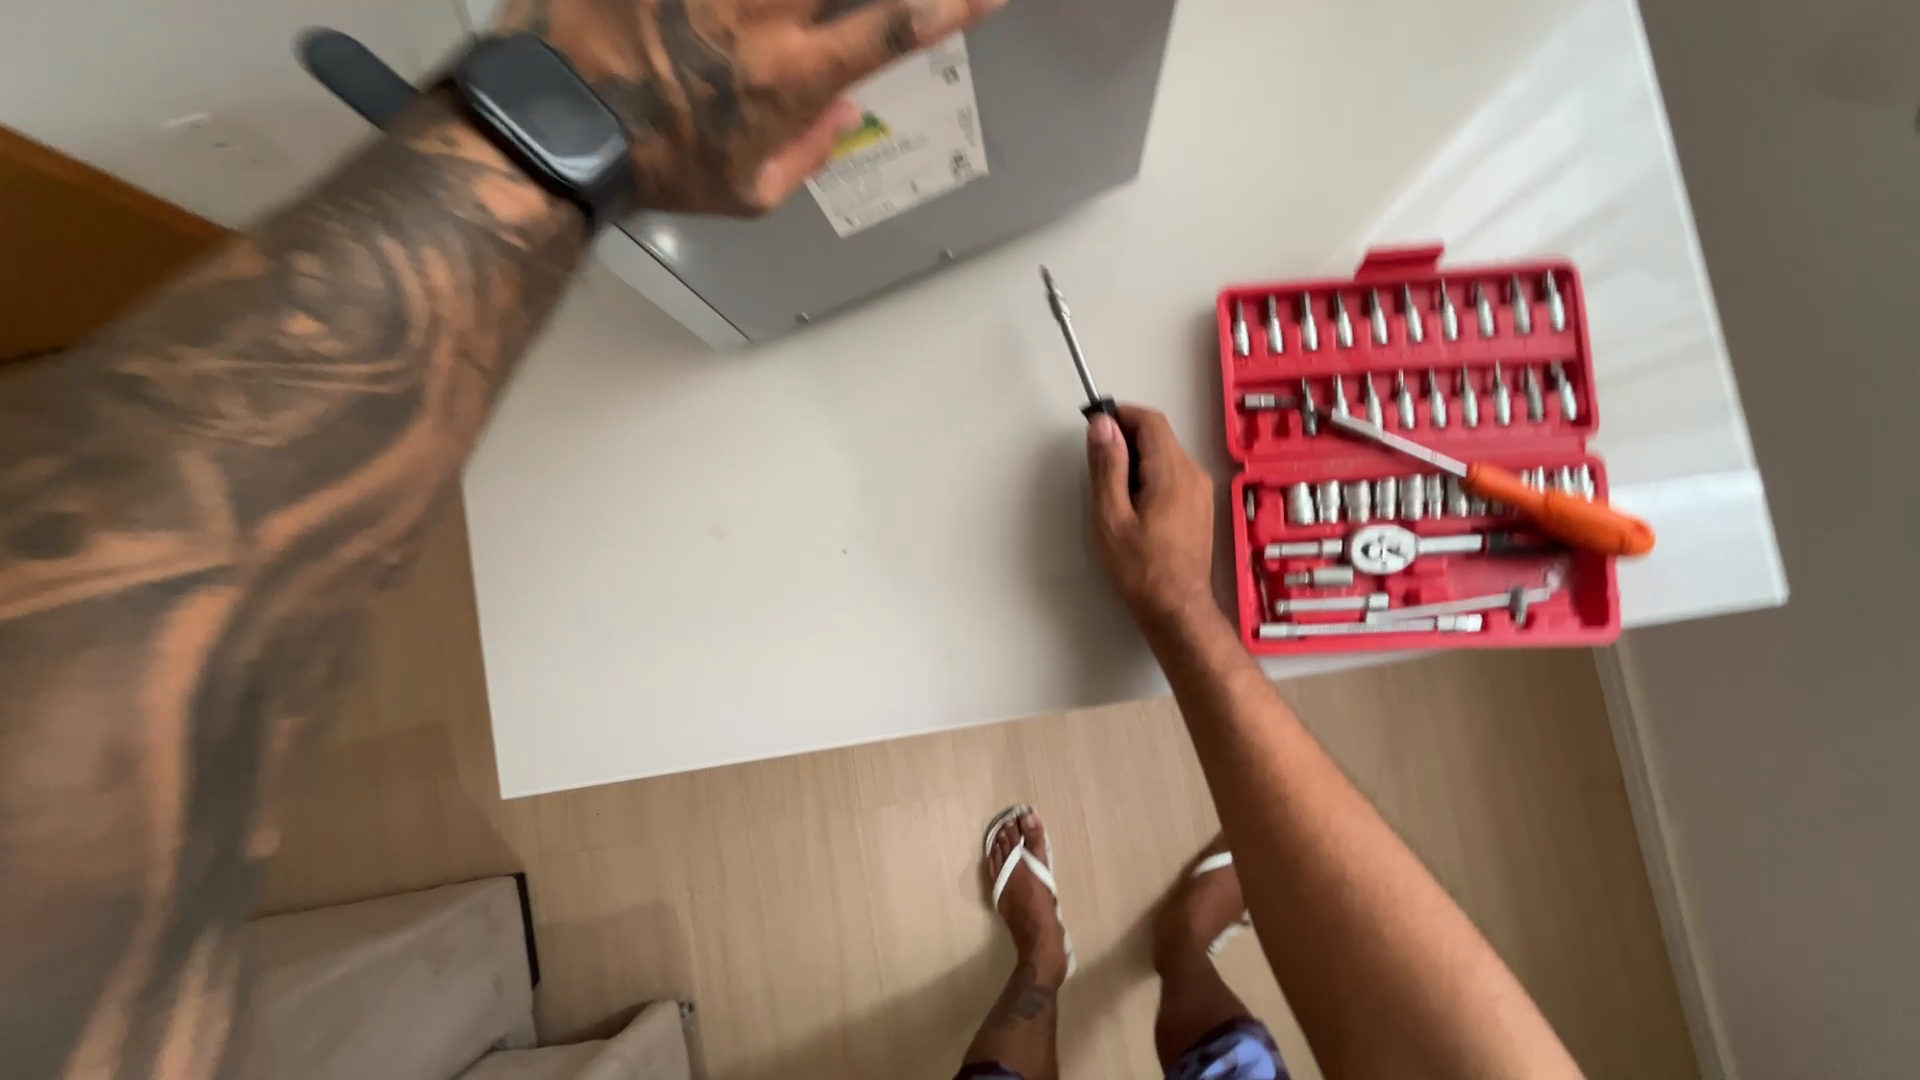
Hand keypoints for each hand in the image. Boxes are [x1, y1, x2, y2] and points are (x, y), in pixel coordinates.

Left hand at [500, 0, 1008, 214]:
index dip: (947, 5)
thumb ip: (809, 151)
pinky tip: (764, 2)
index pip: (888, 30)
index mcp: (789, 77)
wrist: (560, 125)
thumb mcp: (750, 193)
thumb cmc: (661, 166)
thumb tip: (847, 112)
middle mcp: (759, 12)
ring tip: (800, 6)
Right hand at [1086, 406, 1216, 626]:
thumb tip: (1102, 424)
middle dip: (1125, 438)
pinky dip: (1149, 475)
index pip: (1150, 420)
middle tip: (1097, 463)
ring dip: (1136, 458)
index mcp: (1172, 471)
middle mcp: (1193, 473)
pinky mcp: (1199, 506)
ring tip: (1111, 490)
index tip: (1094, 425)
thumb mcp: (1111, 515)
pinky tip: (1132, 503)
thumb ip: (1107, 465)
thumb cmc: (1139, 567)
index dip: (1120, 414)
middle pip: (1158, 435)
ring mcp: (1200, 490)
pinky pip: (1173, 474)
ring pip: (1165, 454)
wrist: (1177, 607)